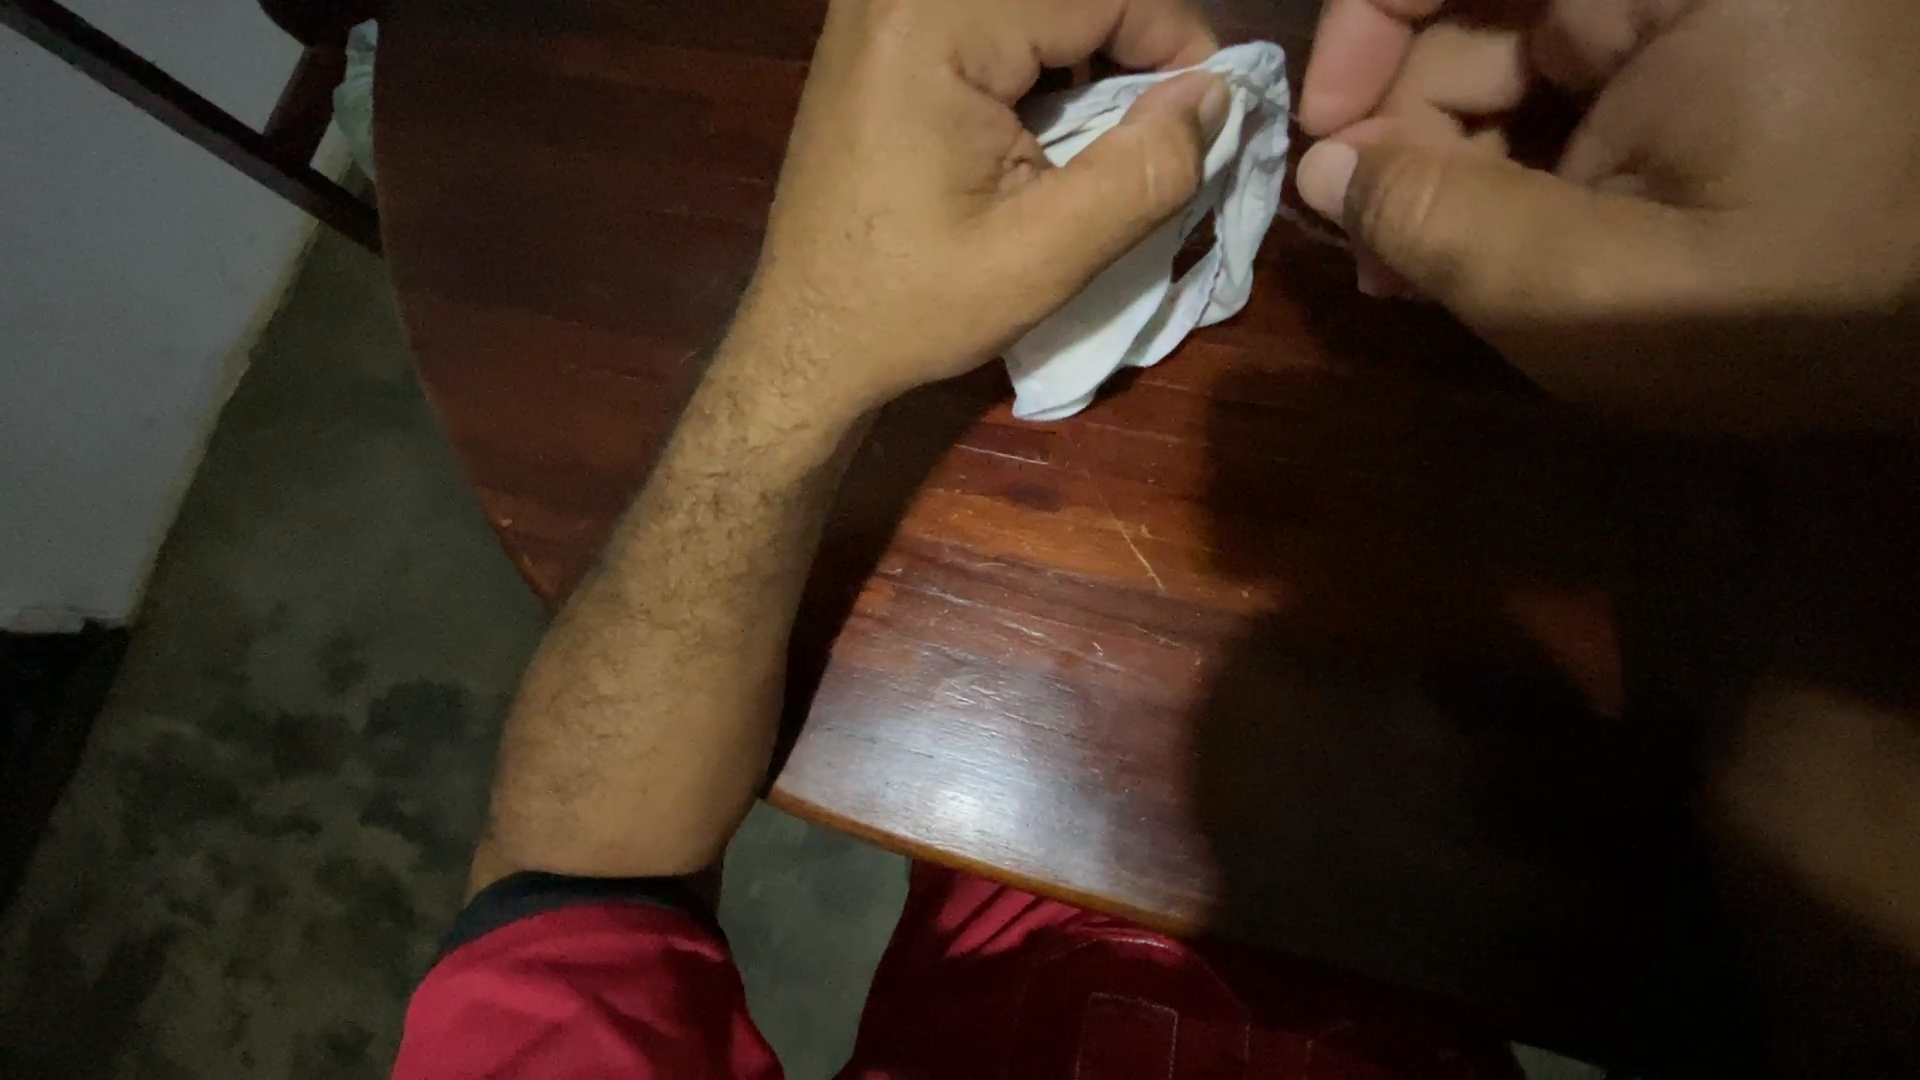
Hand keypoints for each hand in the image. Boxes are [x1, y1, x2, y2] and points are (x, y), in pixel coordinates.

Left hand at [724, 0, 1229, 422]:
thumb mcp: (1037, 261)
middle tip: (1156, 124)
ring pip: (1023, 9)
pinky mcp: (873, 42)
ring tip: (1101, 136)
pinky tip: (1039, 128)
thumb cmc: (911, 311)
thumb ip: (1139, 175)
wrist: (809, 340)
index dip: (1172, 36)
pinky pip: (979, 28)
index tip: (1206, 108)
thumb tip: (1212, 97)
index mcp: (932, 22)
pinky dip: (1031, 66)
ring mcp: (875, 12)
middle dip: (1124, 46)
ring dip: (1080, 57)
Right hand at [1296, 0, 1919, 431]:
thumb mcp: (1575, 291)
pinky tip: (1465, 252)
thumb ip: (1430, 223)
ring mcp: (1686, 19)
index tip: (1321, 141)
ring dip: (1432, 172)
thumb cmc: (1785, 320)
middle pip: (1469, 18)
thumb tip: (1318, 170)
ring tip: (1411, 273)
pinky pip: (1539, 102)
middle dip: (1396, 135)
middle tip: (1373, 251)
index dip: (1365, 21)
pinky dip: (1485, 177)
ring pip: (1492, 69)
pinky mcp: (1684, 63)